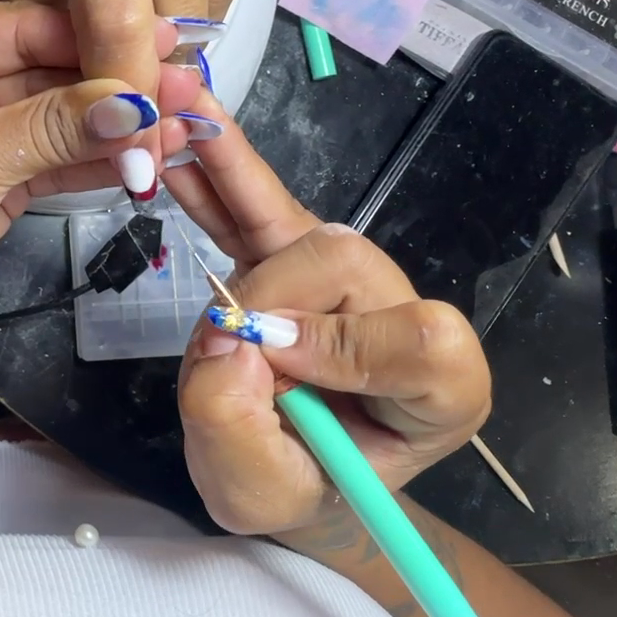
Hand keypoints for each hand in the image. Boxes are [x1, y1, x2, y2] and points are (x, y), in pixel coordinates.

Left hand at [0, 2, 201, 328]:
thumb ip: (50, 128)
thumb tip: (133, 104)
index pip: (33, 26)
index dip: (98, 39)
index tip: (164, 48)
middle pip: (61, 69)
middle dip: (121, 85)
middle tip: (189, 89)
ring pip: (71, 115)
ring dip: (123, 126)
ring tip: (187, 125)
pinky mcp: (13, 170)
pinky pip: (67, 156)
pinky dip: (105, 161)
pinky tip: (153, 158)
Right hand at [161, 101, 491, 535]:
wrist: (280, 473)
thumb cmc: (284, 490)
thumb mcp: (256, 491)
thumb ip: (237, 428)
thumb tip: (223, 335)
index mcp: (435, 392)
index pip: (424, 341)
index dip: (344, 343)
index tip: (266, 362)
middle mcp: (401, 320)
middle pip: (346, 262)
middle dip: (269, 289)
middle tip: (217, 336)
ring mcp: (346, 284)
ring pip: (296, 220)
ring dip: (234, 174)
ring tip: (180, 125)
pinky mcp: (292, 264)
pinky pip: (254, 214)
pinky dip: (215, 182)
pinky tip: (180, 143)